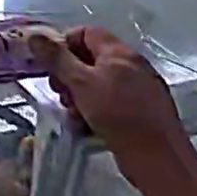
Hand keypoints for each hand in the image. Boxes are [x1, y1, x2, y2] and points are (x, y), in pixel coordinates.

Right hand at [31, 26, 186, 166]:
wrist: (161, 163)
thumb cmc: (118, 116)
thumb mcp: (80, 84)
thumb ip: (56, 59)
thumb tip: (34, 36)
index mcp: (120, 53)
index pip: (86, 32)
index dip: (65, 44)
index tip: (52, 65)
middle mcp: (134, 65)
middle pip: (91, 57)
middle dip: (69, 73)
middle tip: (59, 92)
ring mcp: (142, 89)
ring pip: (101, 81)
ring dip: (81, 94)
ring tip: (73, 112)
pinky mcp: (146, 112)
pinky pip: (114, 100)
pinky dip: (97, 108)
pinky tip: (88, 124)